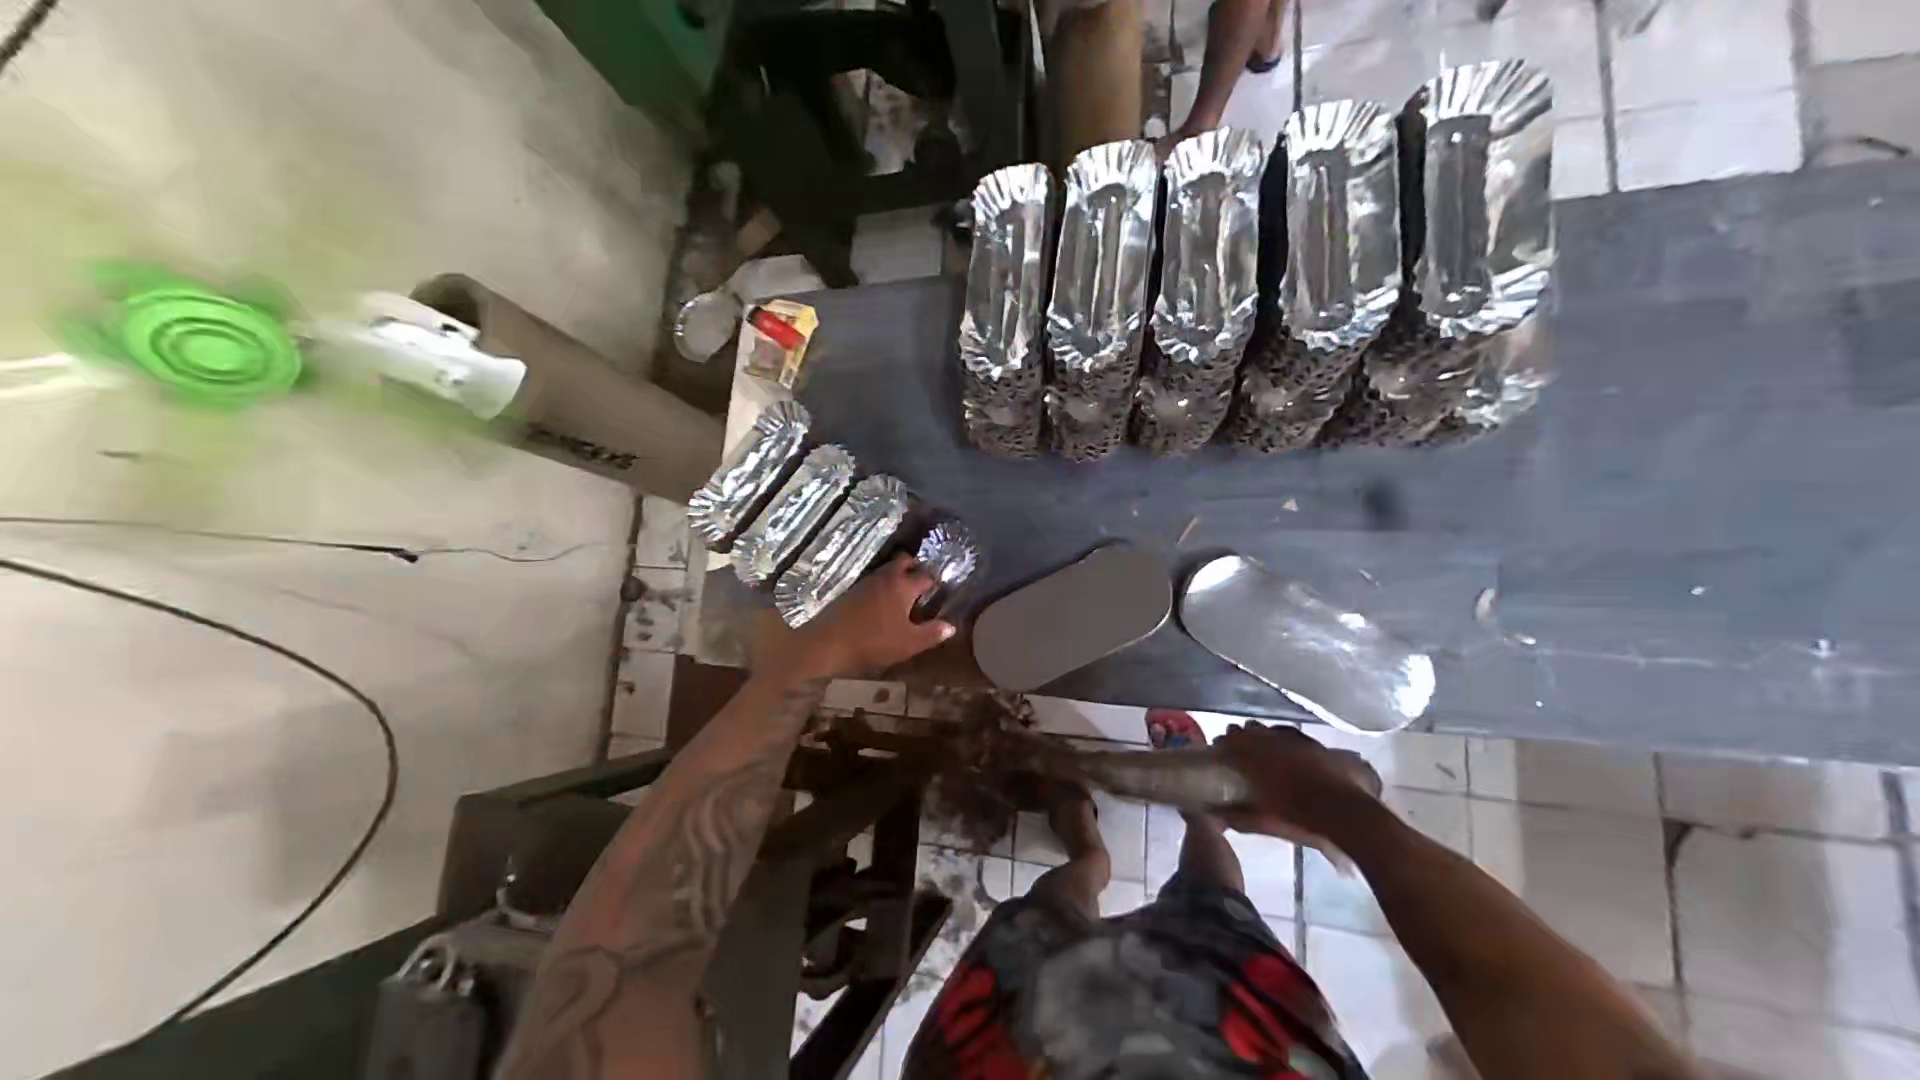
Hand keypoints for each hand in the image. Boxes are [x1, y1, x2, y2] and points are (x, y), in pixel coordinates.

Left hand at [754, 555, 956, 680]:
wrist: (827, 642)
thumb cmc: (873, 642)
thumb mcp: (908, 643)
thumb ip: (931, 633)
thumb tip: (951, 626)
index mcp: (903, 586)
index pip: (926, 575)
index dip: (936, 580)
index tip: (942, 587)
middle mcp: (885, 577)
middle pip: (904, 561)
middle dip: (915, 567)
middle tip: (923, 583)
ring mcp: (866, 582)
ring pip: (887, 570)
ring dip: (898, 576)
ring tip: (905, 594)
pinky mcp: (852, 591)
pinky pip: (874, 581)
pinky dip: (883, 586)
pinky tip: (883, 604)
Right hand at [1215, 724, 1383, 848]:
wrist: (1348, 817)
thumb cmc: (1302, 820)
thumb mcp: (1265, 822)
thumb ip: (1239, 817)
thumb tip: (1216, 814)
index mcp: (1258, 761)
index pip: (1234, 743)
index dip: (1224, 743)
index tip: (1217, 745)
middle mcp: (1275, 746)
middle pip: (1253, 732)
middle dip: (1242, 734)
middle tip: (1233, 738)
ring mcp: (1299, 744)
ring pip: (1273, 730)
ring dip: (1262, 732)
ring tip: (1256, 735)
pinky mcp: (1319, 747)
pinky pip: (1294, 735)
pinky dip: (1284, 735)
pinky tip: (1284, 739)